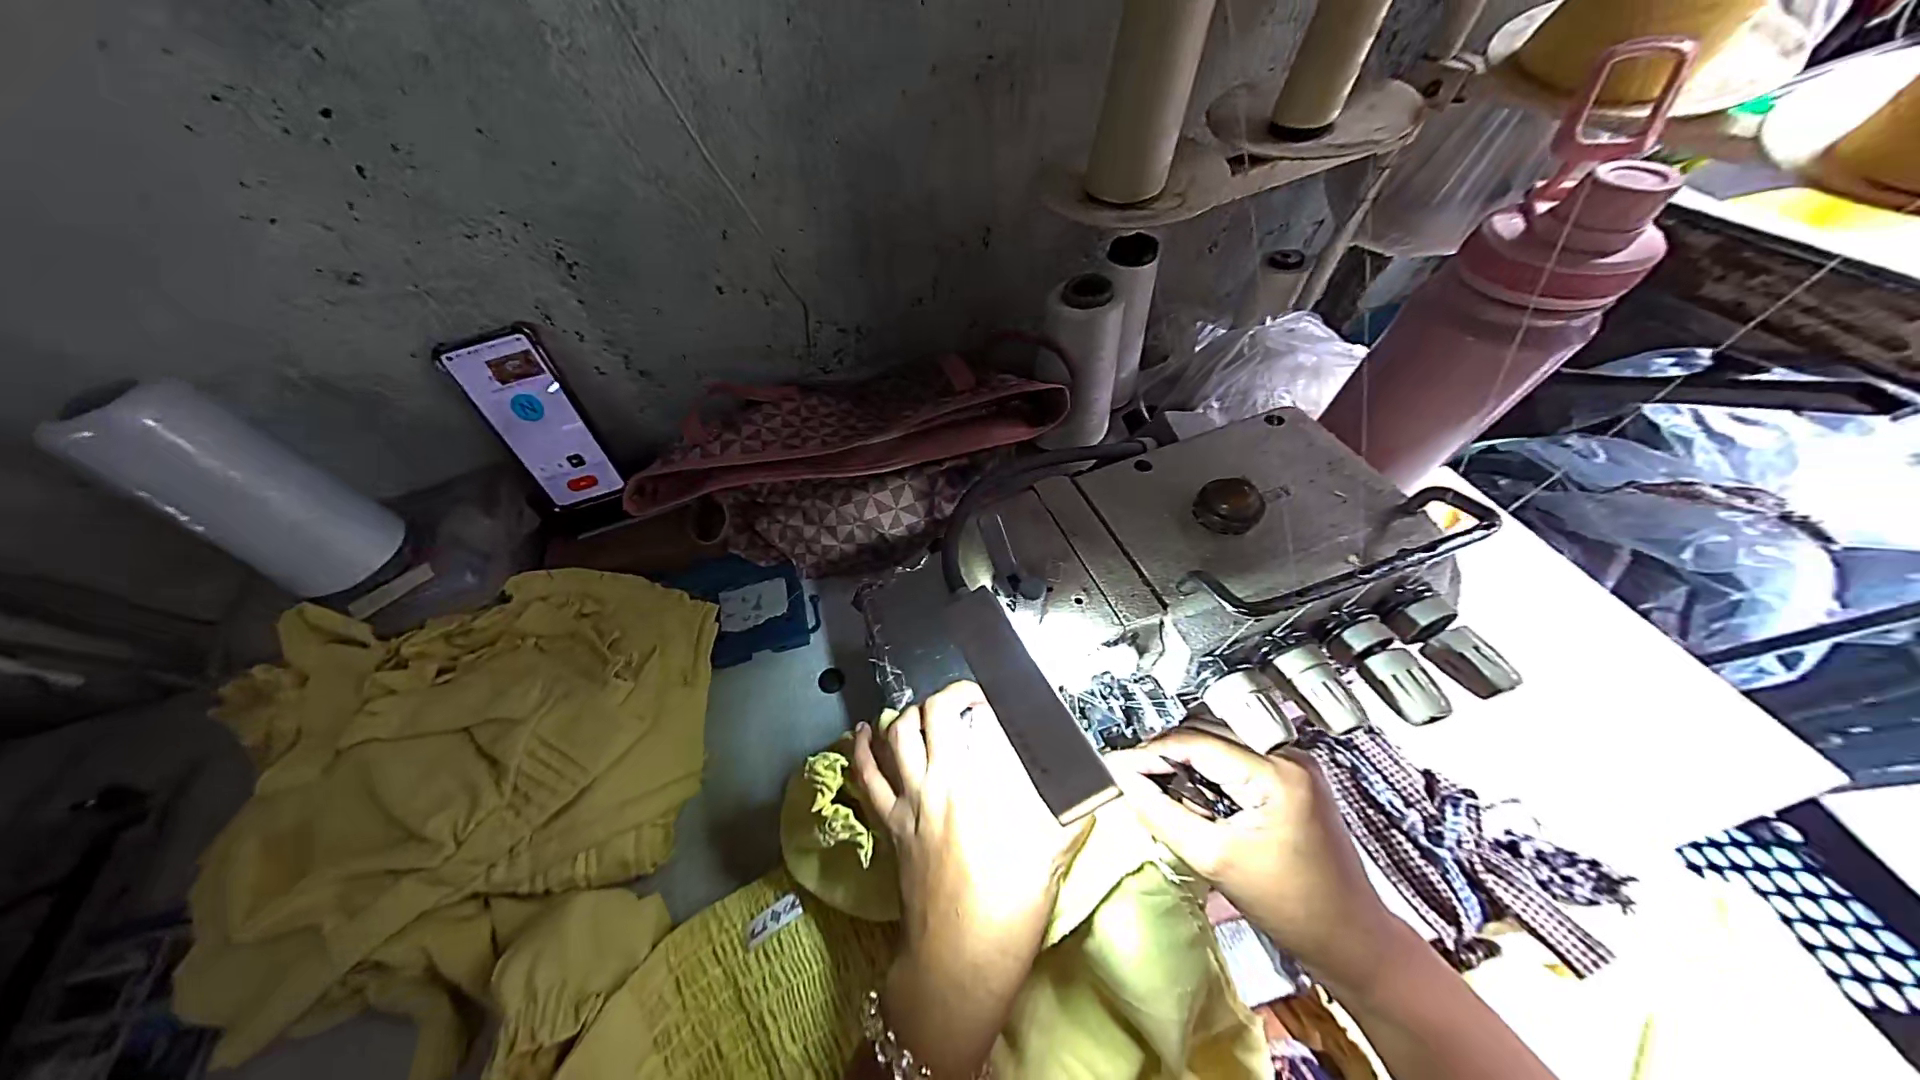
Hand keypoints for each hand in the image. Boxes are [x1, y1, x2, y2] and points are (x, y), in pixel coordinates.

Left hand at [850, 681, 1085, 1074]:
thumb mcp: (1056, 851)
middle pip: (937, 712)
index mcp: (985, 783)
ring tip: (928, 709)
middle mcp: (943, 780)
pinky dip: (863, 748)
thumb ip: (1077, 806)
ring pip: (900, 734)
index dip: (996, 704)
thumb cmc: (1011, 908)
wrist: (960, 961)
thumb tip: (1110, 778)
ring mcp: (911, 799)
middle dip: (956, 695)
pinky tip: (866, 729)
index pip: (986, 720)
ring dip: (914, 712)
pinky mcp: (889, 822)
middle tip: (972, 701)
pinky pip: (867, 776)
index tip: (1006, 707)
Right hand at [1105, 728, 1399, 995]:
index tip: (1119, 766)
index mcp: (1278, 771)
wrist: (1349, 939)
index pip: (1194, 741)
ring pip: (1216, 742)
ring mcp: (1293, 765)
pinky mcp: (1290, 778)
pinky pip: (1233, 758)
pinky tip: (1194, 798)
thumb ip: (1160, 813)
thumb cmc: (1299, 909)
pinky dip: (1206, 773)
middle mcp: (1289, 756)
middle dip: (1164, 755)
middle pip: (1205, 733)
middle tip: (1133, 778)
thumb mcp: (1214, 858)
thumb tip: (1125, 782)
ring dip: (1184, 762)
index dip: (1150, 753)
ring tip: (1162, 790)